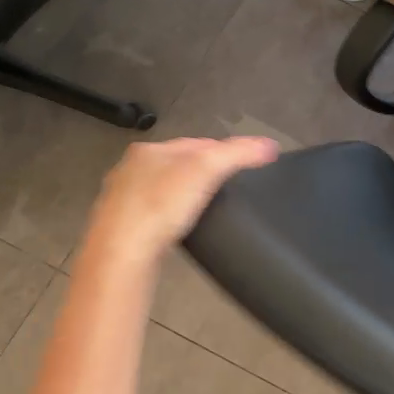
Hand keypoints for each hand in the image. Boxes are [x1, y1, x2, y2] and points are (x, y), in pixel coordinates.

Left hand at [83, 137, 279, 263]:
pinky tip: (181, 224)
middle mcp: (132, 167)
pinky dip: (170, 212)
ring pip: (164, 186)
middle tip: (229, 186)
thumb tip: (270, 145)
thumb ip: (238, 154)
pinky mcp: (122, 223)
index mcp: (151, 149)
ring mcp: (124, 196)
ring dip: (186, 192)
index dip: (224, 151)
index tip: (244, 165)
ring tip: (208, 206)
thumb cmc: (162, 205)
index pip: (198, 142)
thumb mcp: (207, 171)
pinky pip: (154, 210)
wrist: (122, 251)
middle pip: (180, 162)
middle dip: (203, 170)